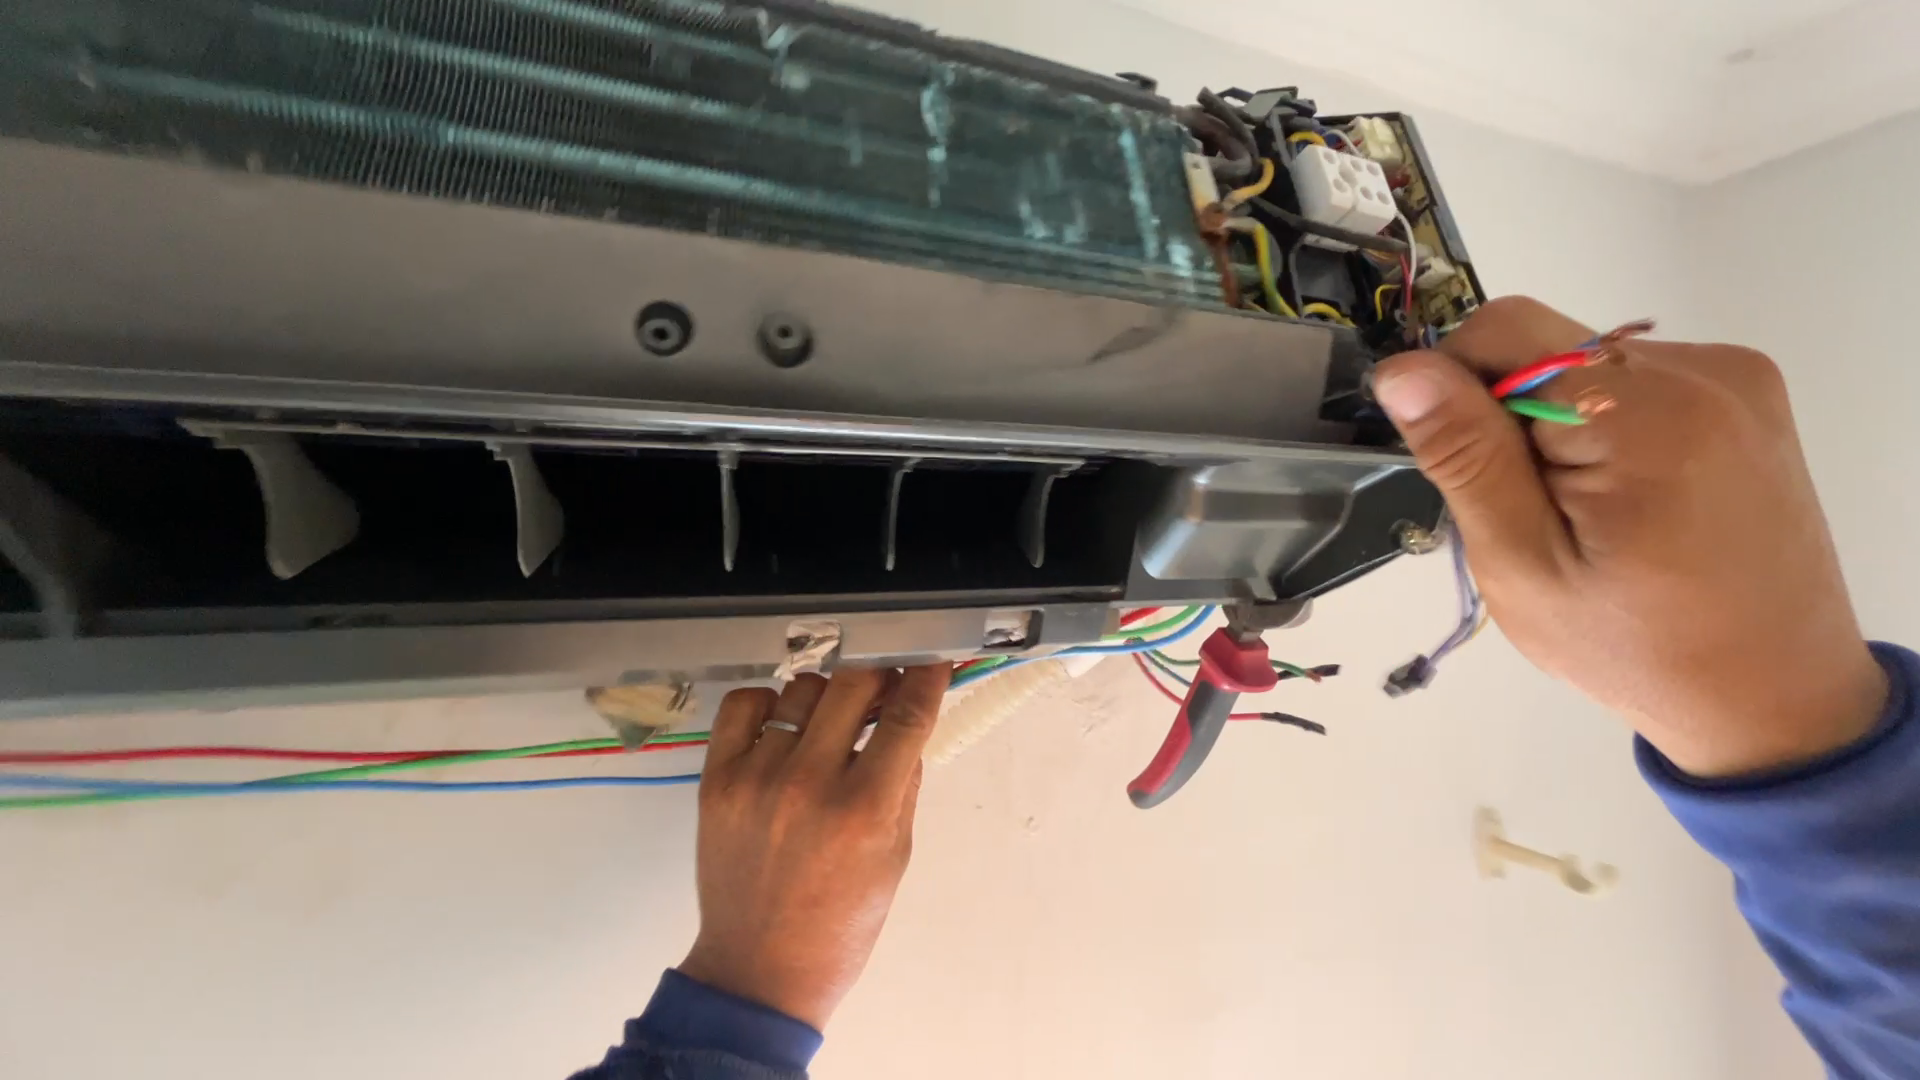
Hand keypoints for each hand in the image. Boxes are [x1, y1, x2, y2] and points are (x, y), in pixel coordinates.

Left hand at [677, 665, 949, 1029]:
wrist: (759, 970)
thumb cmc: (843, 921)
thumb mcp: (896, 854)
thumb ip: (903, 782)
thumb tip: (907, 722)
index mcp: (865, 810)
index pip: (907, 716)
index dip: (927, 677)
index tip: (933, 659)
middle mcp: (811, 783)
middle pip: (855, 684)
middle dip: (881, 674)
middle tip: (886, 687)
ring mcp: (757, 777)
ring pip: (803, 688)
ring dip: (830, 693)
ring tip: (832, 718)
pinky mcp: (716, 779)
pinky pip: (745, 705)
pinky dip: (770, 703)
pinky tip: (784, 725)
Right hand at [1371, 297, 1885, 777]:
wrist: (1765, 692)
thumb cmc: (1627, 643)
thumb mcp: (1519, 560)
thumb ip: (1464, 456)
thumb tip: (1403, 373)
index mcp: (1647, 413)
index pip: (1501, 332)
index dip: (1452, 390)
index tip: (1460, 467)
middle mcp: (1704, 370)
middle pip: (1537, 342)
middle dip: (1494, 411)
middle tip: (1511, 500)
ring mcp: (1734, 378)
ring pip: (1571, 361)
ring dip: (1535, 421)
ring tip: (1563, 506)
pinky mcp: (1740, 396)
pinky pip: (1615, 379)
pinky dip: (1581, 424)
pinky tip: (1604, 492)